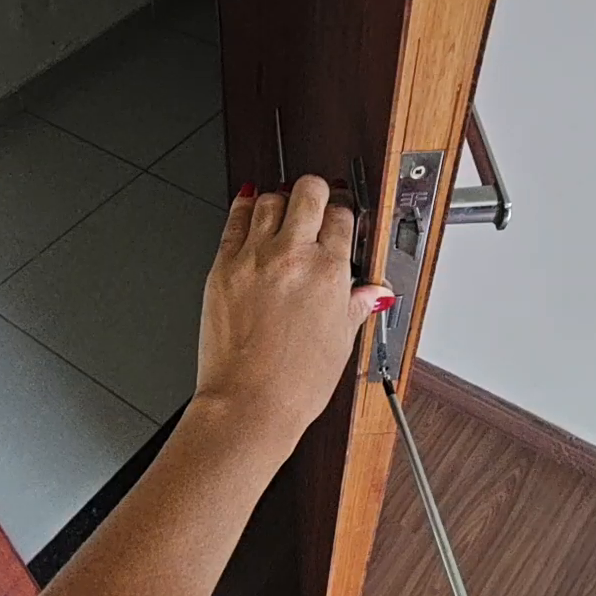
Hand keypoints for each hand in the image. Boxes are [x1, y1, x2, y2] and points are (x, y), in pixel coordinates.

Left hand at [194, 174, 391, 445]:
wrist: (248, 403)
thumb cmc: (294, 383)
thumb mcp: (340, 342)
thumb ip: (356, 305)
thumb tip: (373, 292)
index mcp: (329, 273)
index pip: (343, 216)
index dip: (343, 214)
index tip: (339, 219)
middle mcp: (292, 257)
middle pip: (308, 192)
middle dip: (316, 192)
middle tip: (315, 203)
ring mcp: (254, 259)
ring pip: (269, 200)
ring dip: (279, 202)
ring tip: (282, 213)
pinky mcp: (222, 268)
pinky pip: (234, 222)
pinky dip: (244, 210)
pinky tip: (250, 209)